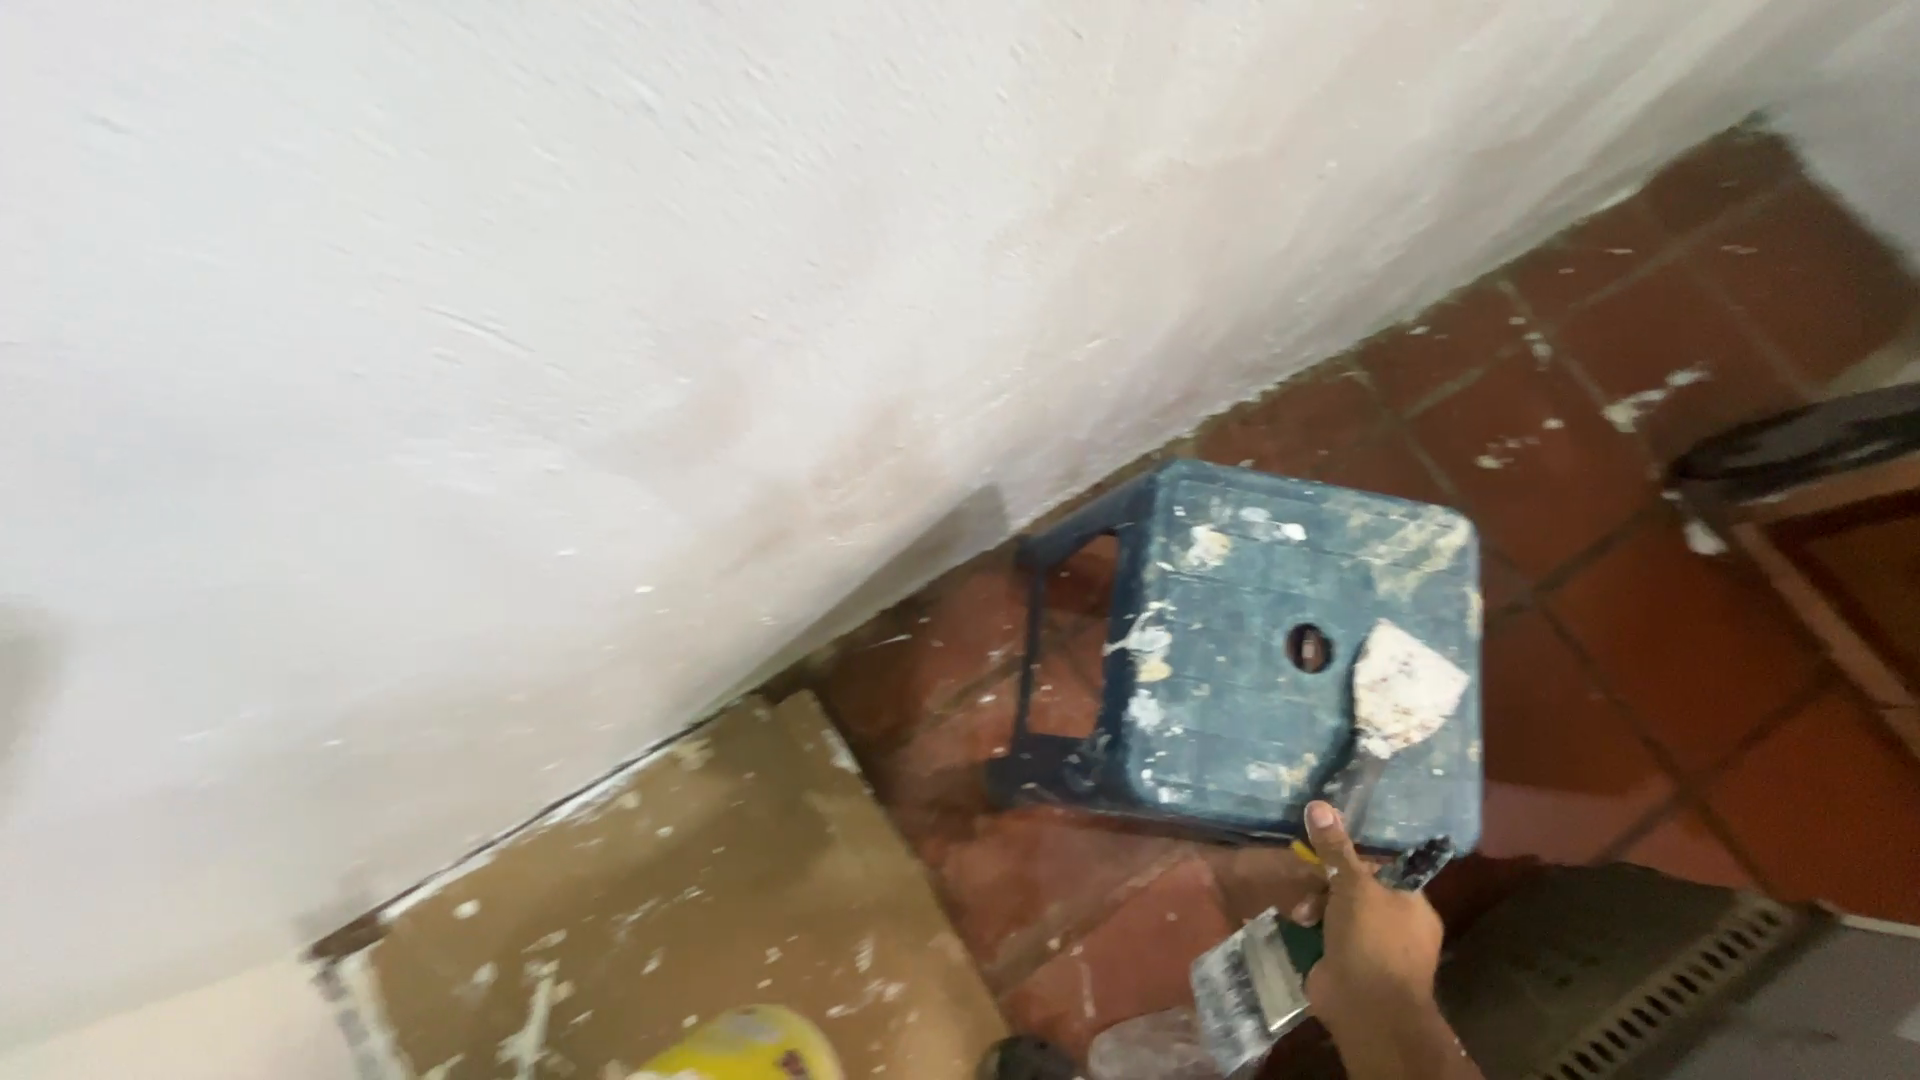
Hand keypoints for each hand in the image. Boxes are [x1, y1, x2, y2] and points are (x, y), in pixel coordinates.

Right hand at [1292, 801, 1444, 1039]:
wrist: (1366, 1009)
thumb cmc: (1371, 940)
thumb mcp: (1352, 885)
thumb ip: (1335, 848)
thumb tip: (1319, 804)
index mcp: (1412, 904)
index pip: (1383, 868)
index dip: (1354, 856)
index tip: (1326, 846)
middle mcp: (1397, 925)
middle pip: (1356, 888)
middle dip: (1327, 882)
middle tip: (1308, 877)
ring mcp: (1373, 948)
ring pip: (1338, 911)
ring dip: (1315, 905)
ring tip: (1301, 912)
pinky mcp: (1348, 964)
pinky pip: (1326, 934)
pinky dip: (1311, 928)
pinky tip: (1296, 923)